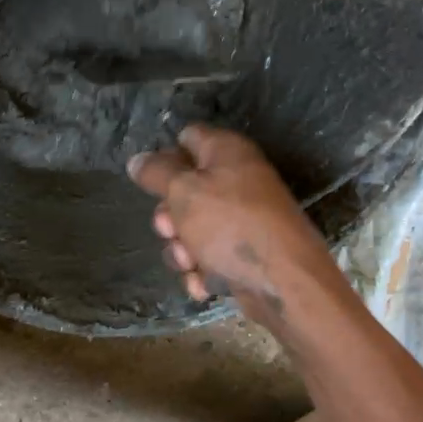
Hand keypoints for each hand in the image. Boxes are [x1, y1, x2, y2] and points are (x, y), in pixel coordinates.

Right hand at [128, 125, 341, 327]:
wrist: (285, 284)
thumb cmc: (231, 226)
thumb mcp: (184, 192)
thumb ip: (156, 173)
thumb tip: (137, 159)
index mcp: (227, 152)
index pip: (187, 137)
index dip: (164, 157)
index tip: (151, 180)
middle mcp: (236, 180)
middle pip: (184, 189)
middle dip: (169, 215)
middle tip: (170, 229)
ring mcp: (241, 219)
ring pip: (191, 229)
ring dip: (181, 249)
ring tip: (191, 262)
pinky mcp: (243, 253)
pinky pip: (208, 256)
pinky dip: (202, 271)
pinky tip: (204, 283)